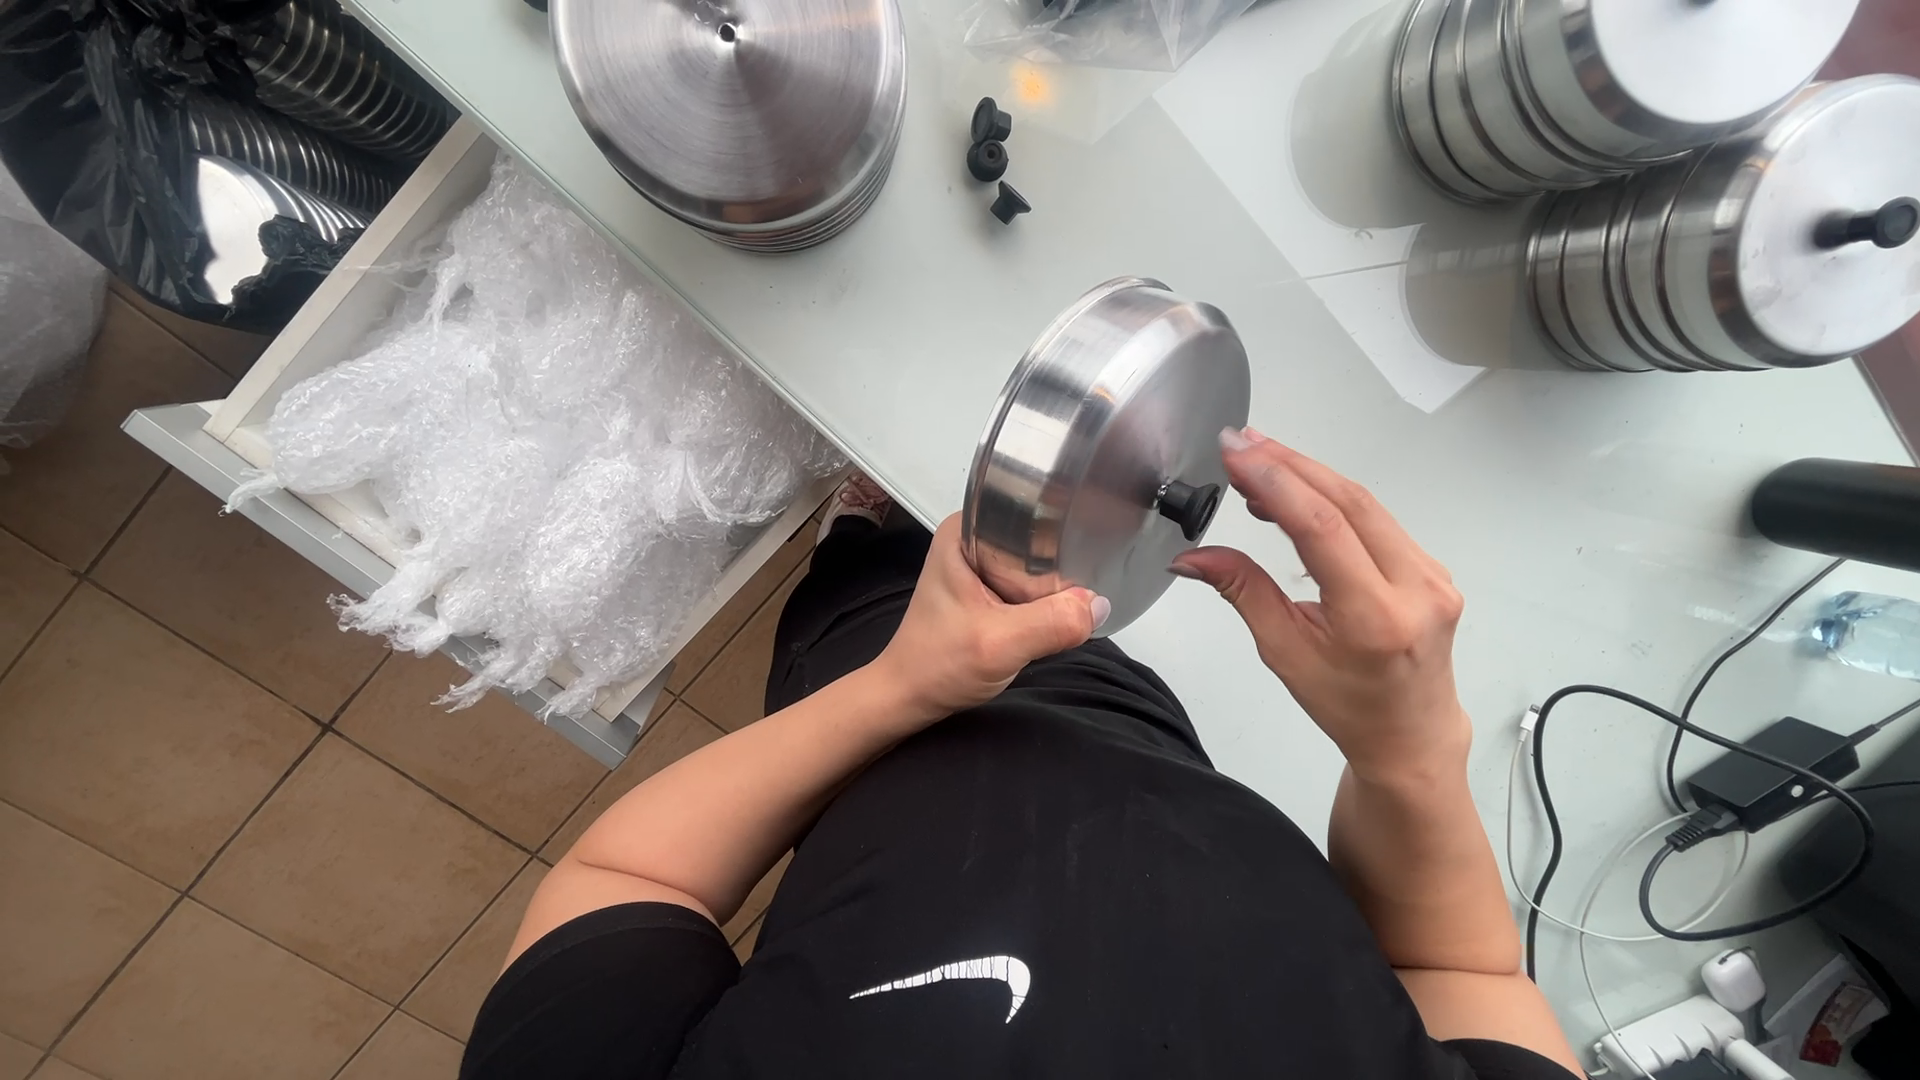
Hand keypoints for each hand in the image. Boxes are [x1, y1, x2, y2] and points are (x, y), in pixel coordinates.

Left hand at [869, 515, 1107, 725]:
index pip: (1030, 514)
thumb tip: (1099, 605)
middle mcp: (971, 539)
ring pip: (1037, 565)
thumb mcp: (999, 644)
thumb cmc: (938, 665)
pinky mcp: (988, 592)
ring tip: (1080, 598)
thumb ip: (1050, 623)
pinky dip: (1045, 601)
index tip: (1093, 554)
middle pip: (1038, 540)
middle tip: (1093, 584)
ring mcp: (979, 566)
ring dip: (1056, 585)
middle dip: (1063, 563)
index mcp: (964, 531)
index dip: (1062, 534)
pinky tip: (1060, 612)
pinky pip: (1030, 586)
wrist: (909, 698)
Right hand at [1172, 429, 1468, 780]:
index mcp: (1374, 617)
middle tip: (1238, 442)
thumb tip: (1190, 556)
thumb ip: (1242, 592)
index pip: (1322, 528)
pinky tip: (1293, 491)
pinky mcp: (1432, 567)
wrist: (1411, 732)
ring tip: (1255, 457)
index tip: (1234, 452)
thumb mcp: (1282, 651)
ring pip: (1365, 503)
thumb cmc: (1343, 702)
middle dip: (1288, 464)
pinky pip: (1376, 518)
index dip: (1275, 482)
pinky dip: (1329, 497)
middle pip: (1348, 502)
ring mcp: (1433, 574)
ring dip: (1307, 474)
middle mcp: (1416, 587)